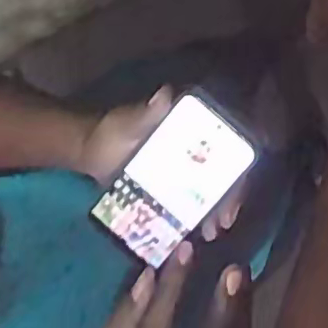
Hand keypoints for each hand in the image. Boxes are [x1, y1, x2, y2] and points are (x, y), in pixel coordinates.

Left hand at [78, 87, 243, 240]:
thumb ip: (149, 113)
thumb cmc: (113, 131)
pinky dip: (200, 216)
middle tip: (223, 223)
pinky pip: (194, 201)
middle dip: (231, 195)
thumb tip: (165, 95)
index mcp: (196, 128)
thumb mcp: (132, 121)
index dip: (239, 165)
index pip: (230, 144)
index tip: (236, 188)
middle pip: (227, 169)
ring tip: (211, 232)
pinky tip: (198, 232)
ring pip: (214, 187)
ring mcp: (187, 168)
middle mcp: (199, 147)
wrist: (89, 151)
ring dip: (218, 209)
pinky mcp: (173, 186)